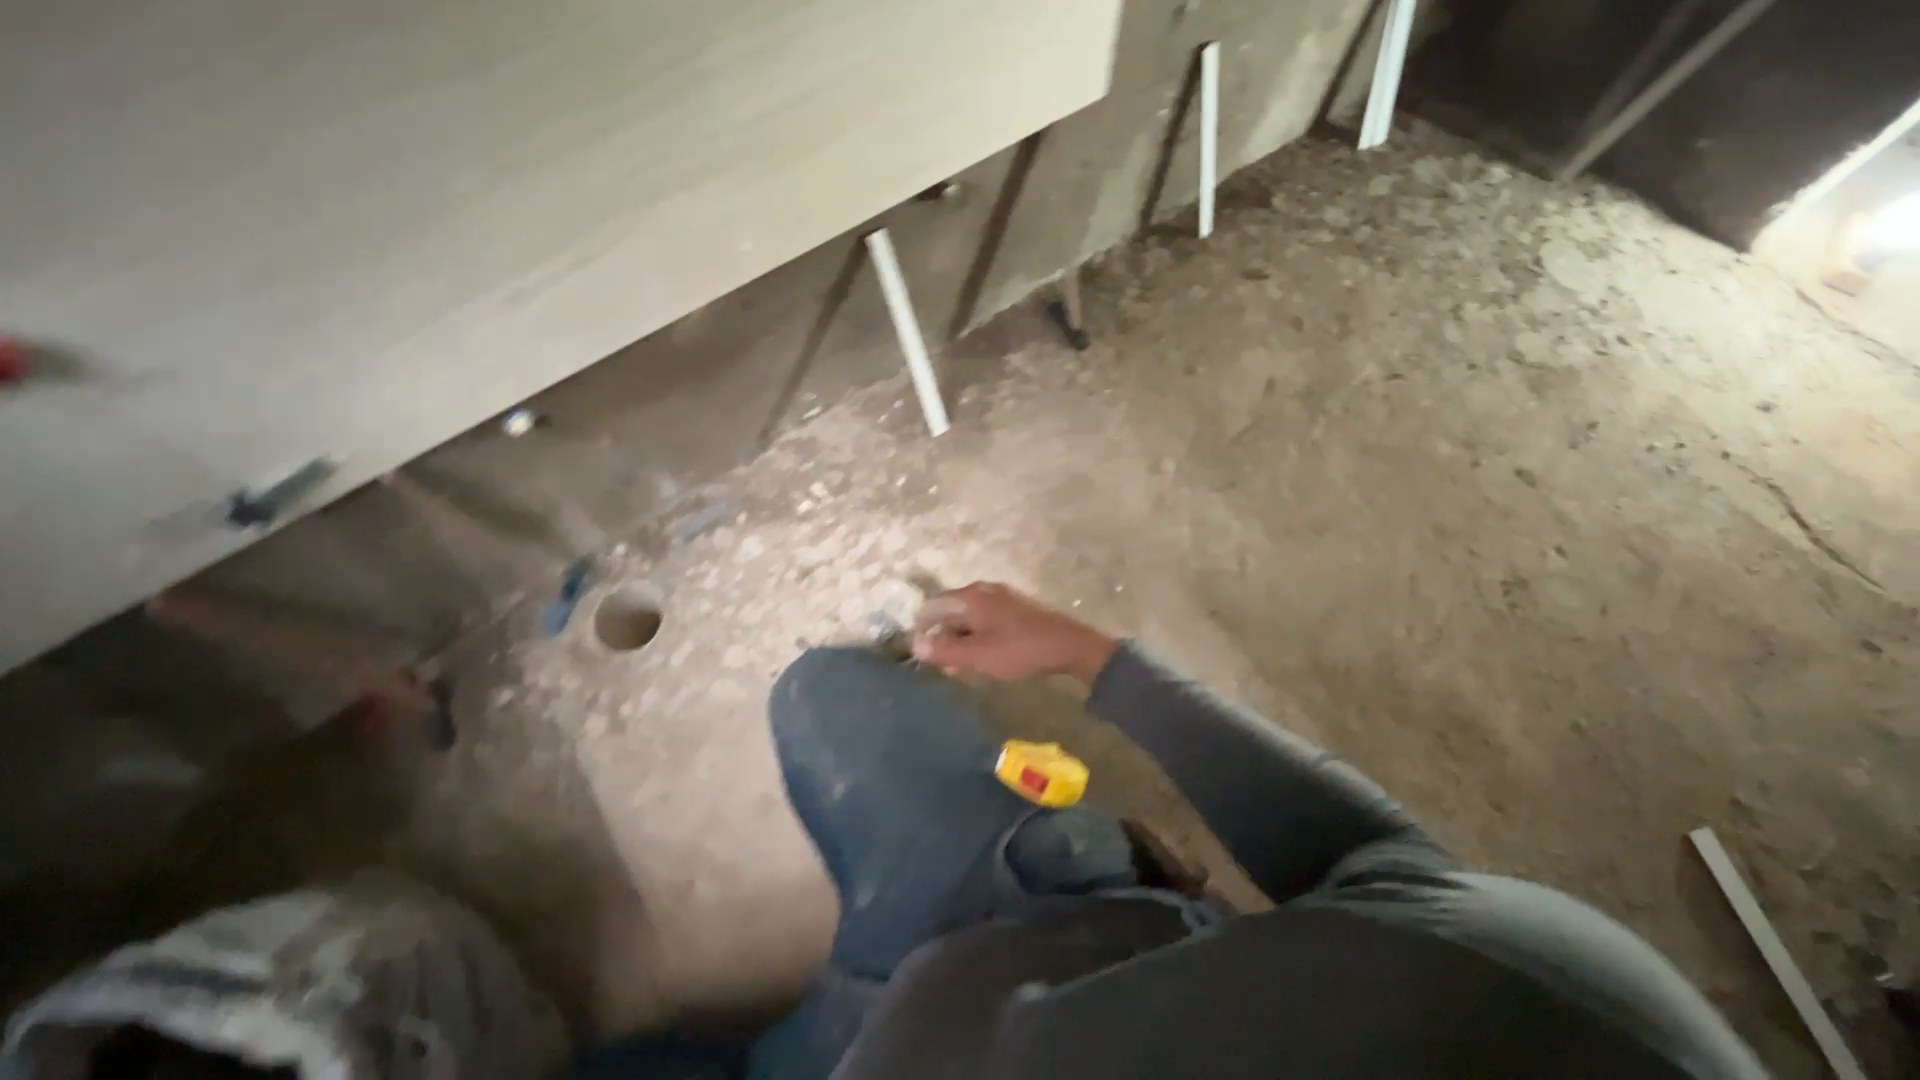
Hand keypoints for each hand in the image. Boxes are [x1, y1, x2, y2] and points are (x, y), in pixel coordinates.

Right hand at [911, 582, 1118, 684]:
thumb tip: (917, 647)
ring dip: (961, 643)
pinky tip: (984, 659)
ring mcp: (1002, 599)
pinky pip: (986, 622)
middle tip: (945, 668)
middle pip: (951, 612)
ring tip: (963, 669)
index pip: (932, 607)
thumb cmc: (1019, 650)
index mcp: (971, 596)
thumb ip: (945, 651)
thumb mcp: (977, 655)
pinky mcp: (1016, 610)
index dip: (922, 631)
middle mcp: (984, 591)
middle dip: (943, 640)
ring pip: (969, 619)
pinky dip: (978, 639)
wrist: (1069, 646)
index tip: (922, 656)